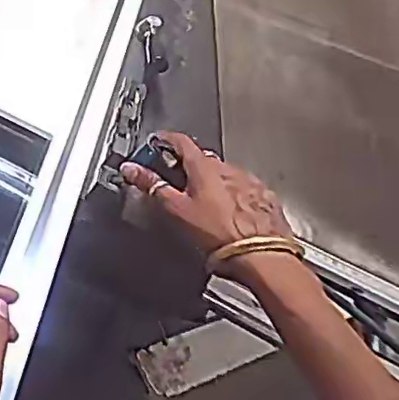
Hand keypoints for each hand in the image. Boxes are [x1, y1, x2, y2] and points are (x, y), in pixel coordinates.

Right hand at [119, 132, 295, 255]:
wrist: (264, 259)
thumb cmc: (221, 235)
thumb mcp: (177, 210)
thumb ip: (152, 186)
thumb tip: (132, 170)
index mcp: (204, 166)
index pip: (180, 141)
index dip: (166, 140)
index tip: (158, 143)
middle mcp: (228, 168)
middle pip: (203, 158)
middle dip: (188, 166)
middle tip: (176, 181)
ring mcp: (249, 182)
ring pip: (225, 175)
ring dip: (213, 182)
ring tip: (205, 204)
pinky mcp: (266, 199)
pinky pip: (244, 190)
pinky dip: (234, 197)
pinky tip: (230, 215)